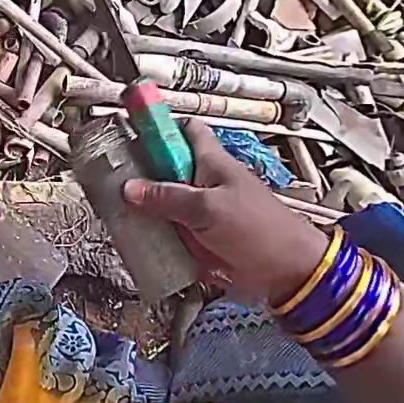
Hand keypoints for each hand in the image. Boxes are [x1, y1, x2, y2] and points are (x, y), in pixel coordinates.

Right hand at [123, 118, 330, 303]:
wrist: (290, 276)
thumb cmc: (260, 231)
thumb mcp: (208, 209)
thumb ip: (167, 198)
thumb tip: (129, 189)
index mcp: (211, 162)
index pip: (185, 130)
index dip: (161, 126)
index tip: (133, 130)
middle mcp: (203, 182)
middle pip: (164, 167)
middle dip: (140, 170)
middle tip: (113, 175)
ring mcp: (200, 210)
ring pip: (162, 199)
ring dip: (142, 205)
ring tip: (114, 207)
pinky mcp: (198, 236)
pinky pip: (167, 228)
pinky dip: (152, 231)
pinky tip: (133, 235)